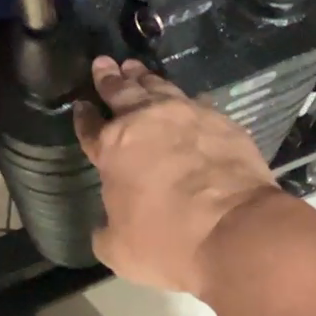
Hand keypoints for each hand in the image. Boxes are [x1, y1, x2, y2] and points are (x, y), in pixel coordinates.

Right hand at [73, 56, 280, 297]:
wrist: (234, 229)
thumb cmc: (168, 241)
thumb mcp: (121, 251)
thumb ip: (107, 232)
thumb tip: (105, 226)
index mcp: (112, 149)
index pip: (90, 127)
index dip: (84, 116)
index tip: (81, 105)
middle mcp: (144, 121)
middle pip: (121, 92)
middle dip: (110, 78)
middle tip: (104, 64)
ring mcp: (184, 115)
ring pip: (158, 87)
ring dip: (144, 78)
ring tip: (136, 69)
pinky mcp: (218, 119)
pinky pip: (196, 102)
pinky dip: (184, 99)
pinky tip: (185, 98)